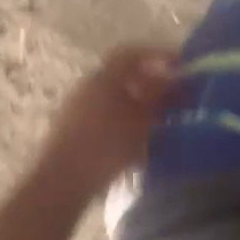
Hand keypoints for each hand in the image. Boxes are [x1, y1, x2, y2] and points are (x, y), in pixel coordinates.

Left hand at [34, 46, 177, 201]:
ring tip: (162, 119)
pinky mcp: (71, 130)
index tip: (181, 65)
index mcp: (104, 78)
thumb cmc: (105, 147)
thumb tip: (176, 80)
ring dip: (139, 103)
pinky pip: (105, 114)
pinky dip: (125, 118)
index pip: (133, 54)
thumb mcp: (141, 121)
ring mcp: (77, 108)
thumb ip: (160, 97)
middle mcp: (88, 86)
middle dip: (152, 82)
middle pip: (124, 75)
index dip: (159, 55)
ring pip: (115, 97)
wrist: (59, 185)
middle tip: (176, 95)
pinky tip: (139, 138)